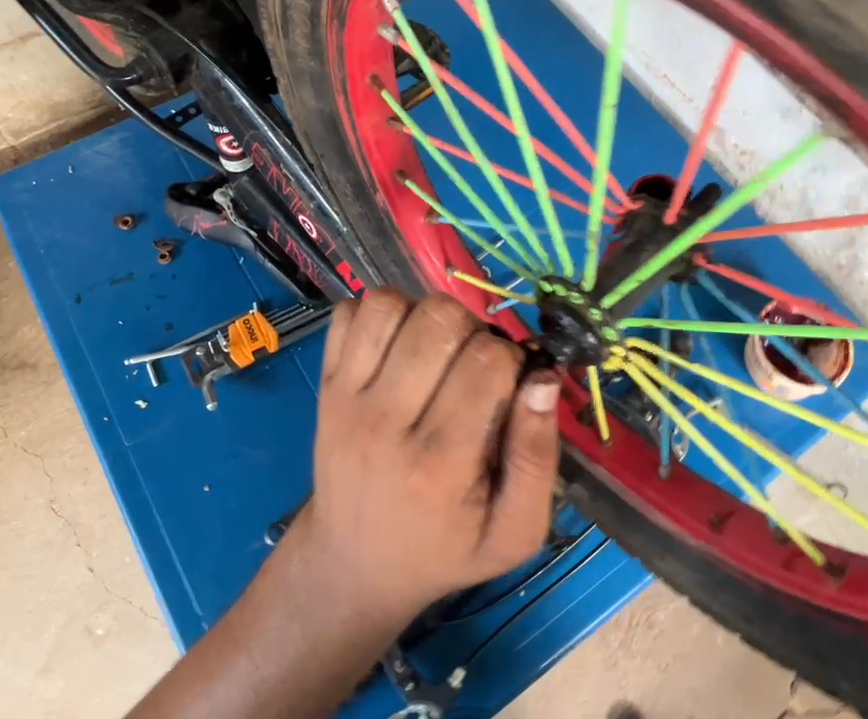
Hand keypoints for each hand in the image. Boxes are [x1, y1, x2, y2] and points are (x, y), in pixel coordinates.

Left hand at [289, 288, 563, 626]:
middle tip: (473, 366)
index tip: (509, 387)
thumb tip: (544, 378)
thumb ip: (539, 458)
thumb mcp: (514, 532)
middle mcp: (387, 422)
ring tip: (437, 351)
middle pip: (440, 320)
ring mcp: (346, 398)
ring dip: (425, 315)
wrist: (355, 563)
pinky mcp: (323, 383)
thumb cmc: (445, 548)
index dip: (512, 360)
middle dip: (473, 330)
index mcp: (441, 463)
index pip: (488, 361)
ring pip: (391, 304)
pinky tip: (398, 347)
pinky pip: (349, 312)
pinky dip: (380, 315)